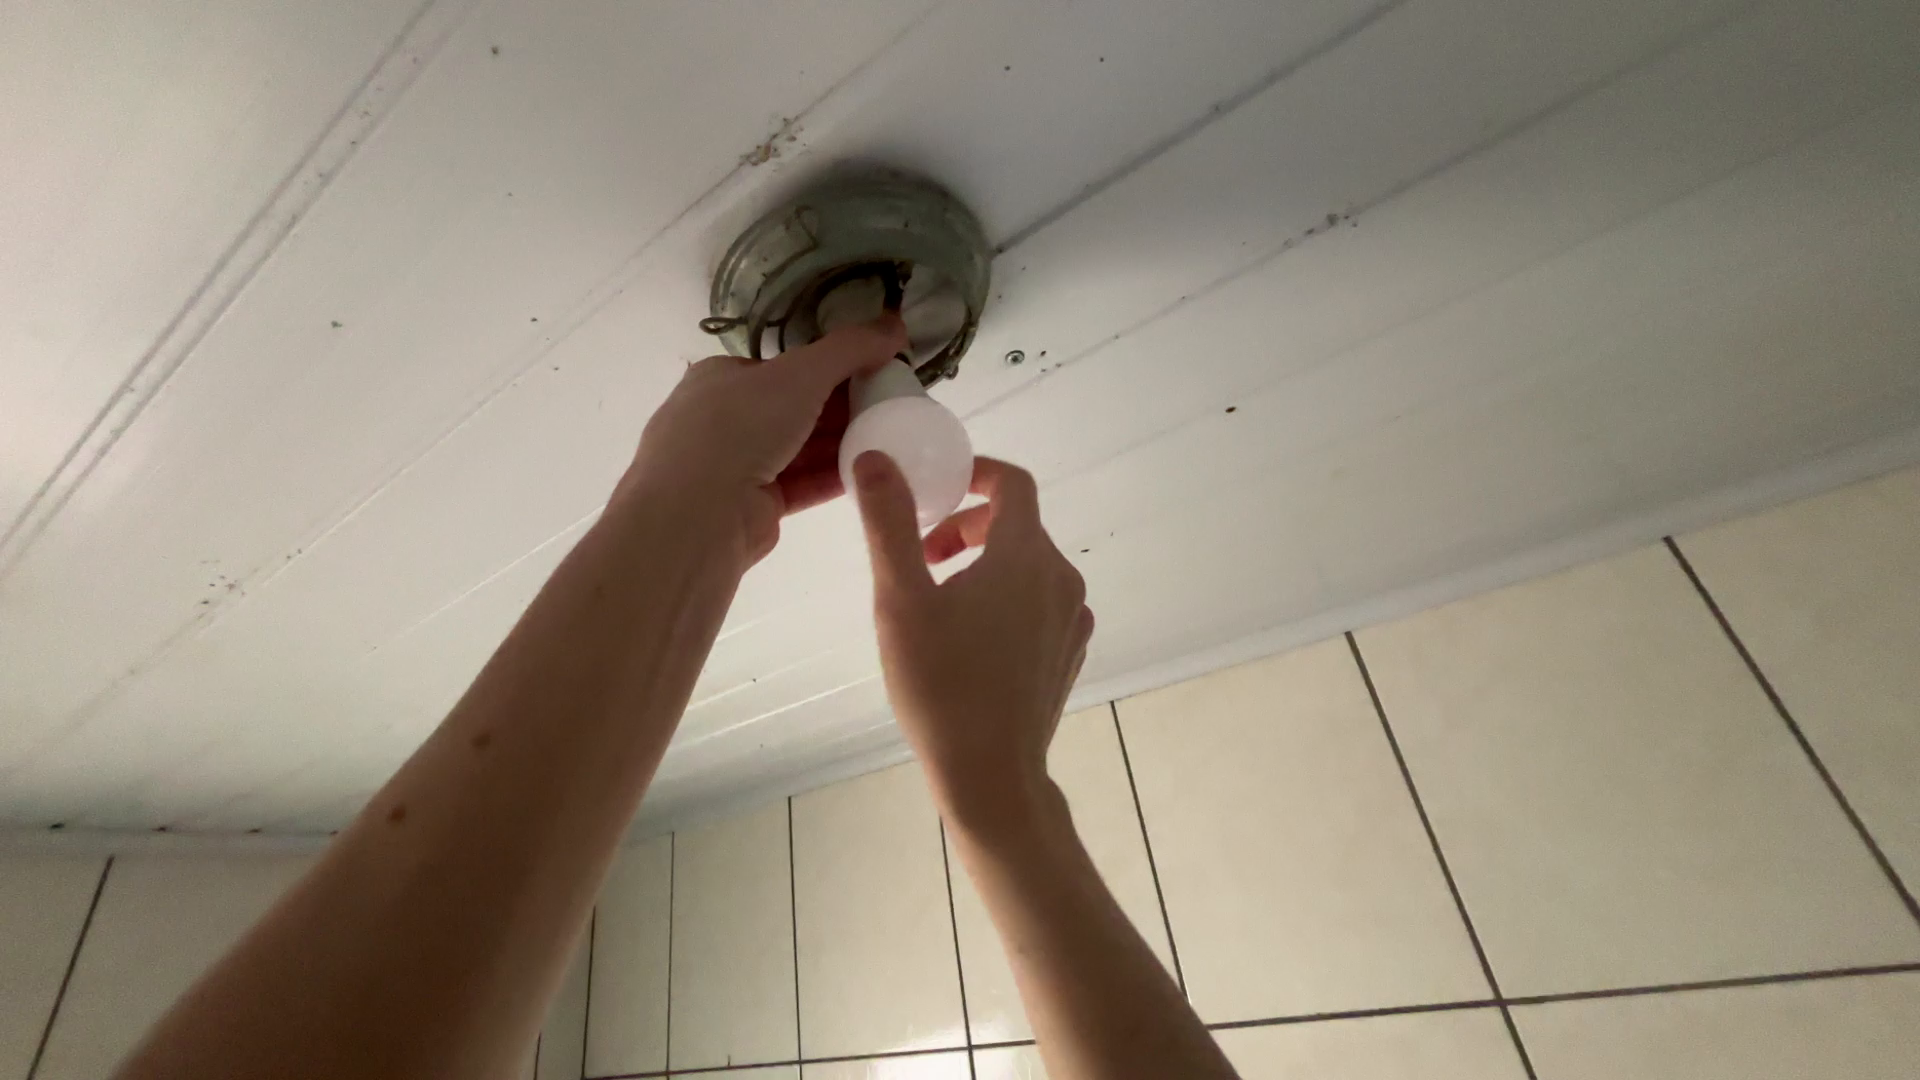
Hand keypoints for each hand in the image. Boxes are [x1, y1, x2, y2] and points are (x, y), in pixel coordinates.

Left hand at [619, 315, 907, 564]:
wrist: (699, 514)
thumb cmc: (740, 427)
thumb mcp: (801, 373)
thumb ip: (851, 348)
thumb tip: (896, 324)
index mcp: (722, 377)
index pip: (785, 366)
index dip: (832, 366)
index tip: (876, 370)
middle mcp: (725, 418)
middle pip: (797, 408)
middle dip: (844, 407)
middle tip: (892, 406)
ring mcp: (737, 465)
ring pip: (801, 449)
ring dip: (843, 443)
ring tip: (890, 439)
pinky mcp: (755, 505)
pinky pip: (802, 483)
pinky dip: (834, 476)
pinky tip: (870, 473)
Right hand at [852, 453, 1094, 831]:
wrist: (990, 775)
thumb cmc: (941, 684)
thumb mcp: (901, 599)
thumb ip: (889, 523)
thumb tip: (875, 459)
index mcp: (1026, 557)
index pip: (1014, 484)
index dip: (976, 474)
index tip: (938, 492)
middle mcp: (1062, 580)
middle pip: (1018, 525)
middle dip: (967, 527)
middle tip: (923, 559)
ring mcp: (1073, 619)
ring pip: (1028, 566)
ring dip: (985, 564)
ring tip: (941, 604)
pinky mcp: (1070, 652)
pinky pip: (1040, 602)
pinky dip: (1007, 598)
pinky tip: (973, 641)